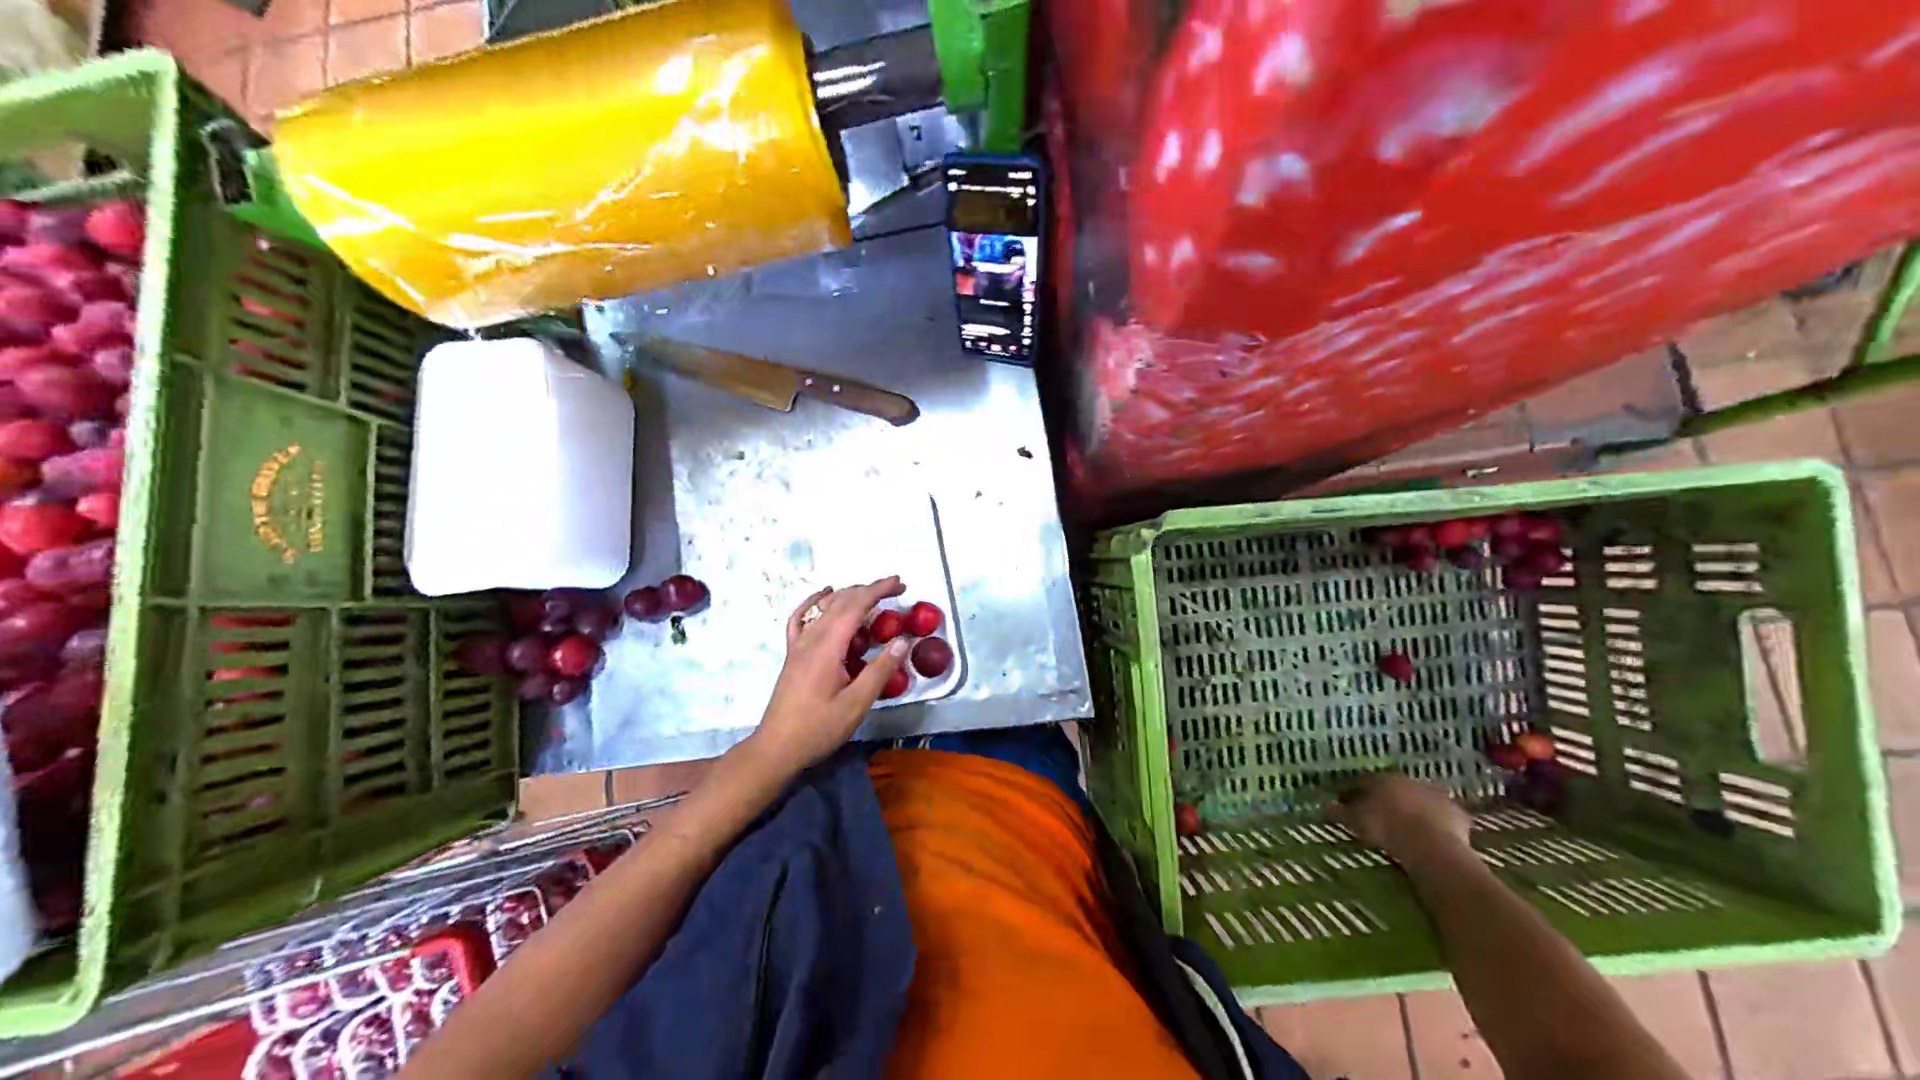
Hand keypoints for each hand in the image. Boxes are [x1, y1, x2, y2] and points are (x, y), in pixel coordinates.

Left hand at [748, 576, 910, 771]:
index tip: (900, 584)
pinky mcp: (793, 654)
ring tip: (872, 596)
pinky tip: (823, 596)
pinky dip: (815, 602)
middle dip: (869, 589)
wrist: (777, 747)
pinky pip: (802, 618)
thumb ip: (880, 671)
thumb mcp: (856, 704)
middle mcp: (811, 638)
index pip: (855, 606)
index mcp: (827, 647)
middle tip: (896, 589)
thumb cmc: (818, 728)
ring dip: (849, 595)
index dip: (878, 590)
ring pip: (824, 606)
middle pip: (840, 601)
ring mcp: (799, 645)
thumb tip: (902, 641)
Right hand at [1336, 773, 1471, 866]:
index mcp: (1382, 778)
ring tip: (1407, 828)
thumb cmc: (1386, 828)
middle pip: (1394, 788)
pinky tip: (1432, 836)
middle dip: (1387, 799)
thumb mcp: (1355, 820)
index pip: (1363, 781)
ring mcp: (1436, 794)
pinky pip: (1443, 816)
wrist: (1432, 846)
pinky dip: (1437, 823)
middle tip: (1380, 816)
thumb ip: (1338, 811)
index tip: (1347, 804)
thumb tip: (1322, 804)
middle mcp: (1409, 779)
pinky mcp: (1457, 813)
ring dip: (1414, 809)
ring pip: (1420, 800)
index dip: (1354, 793)